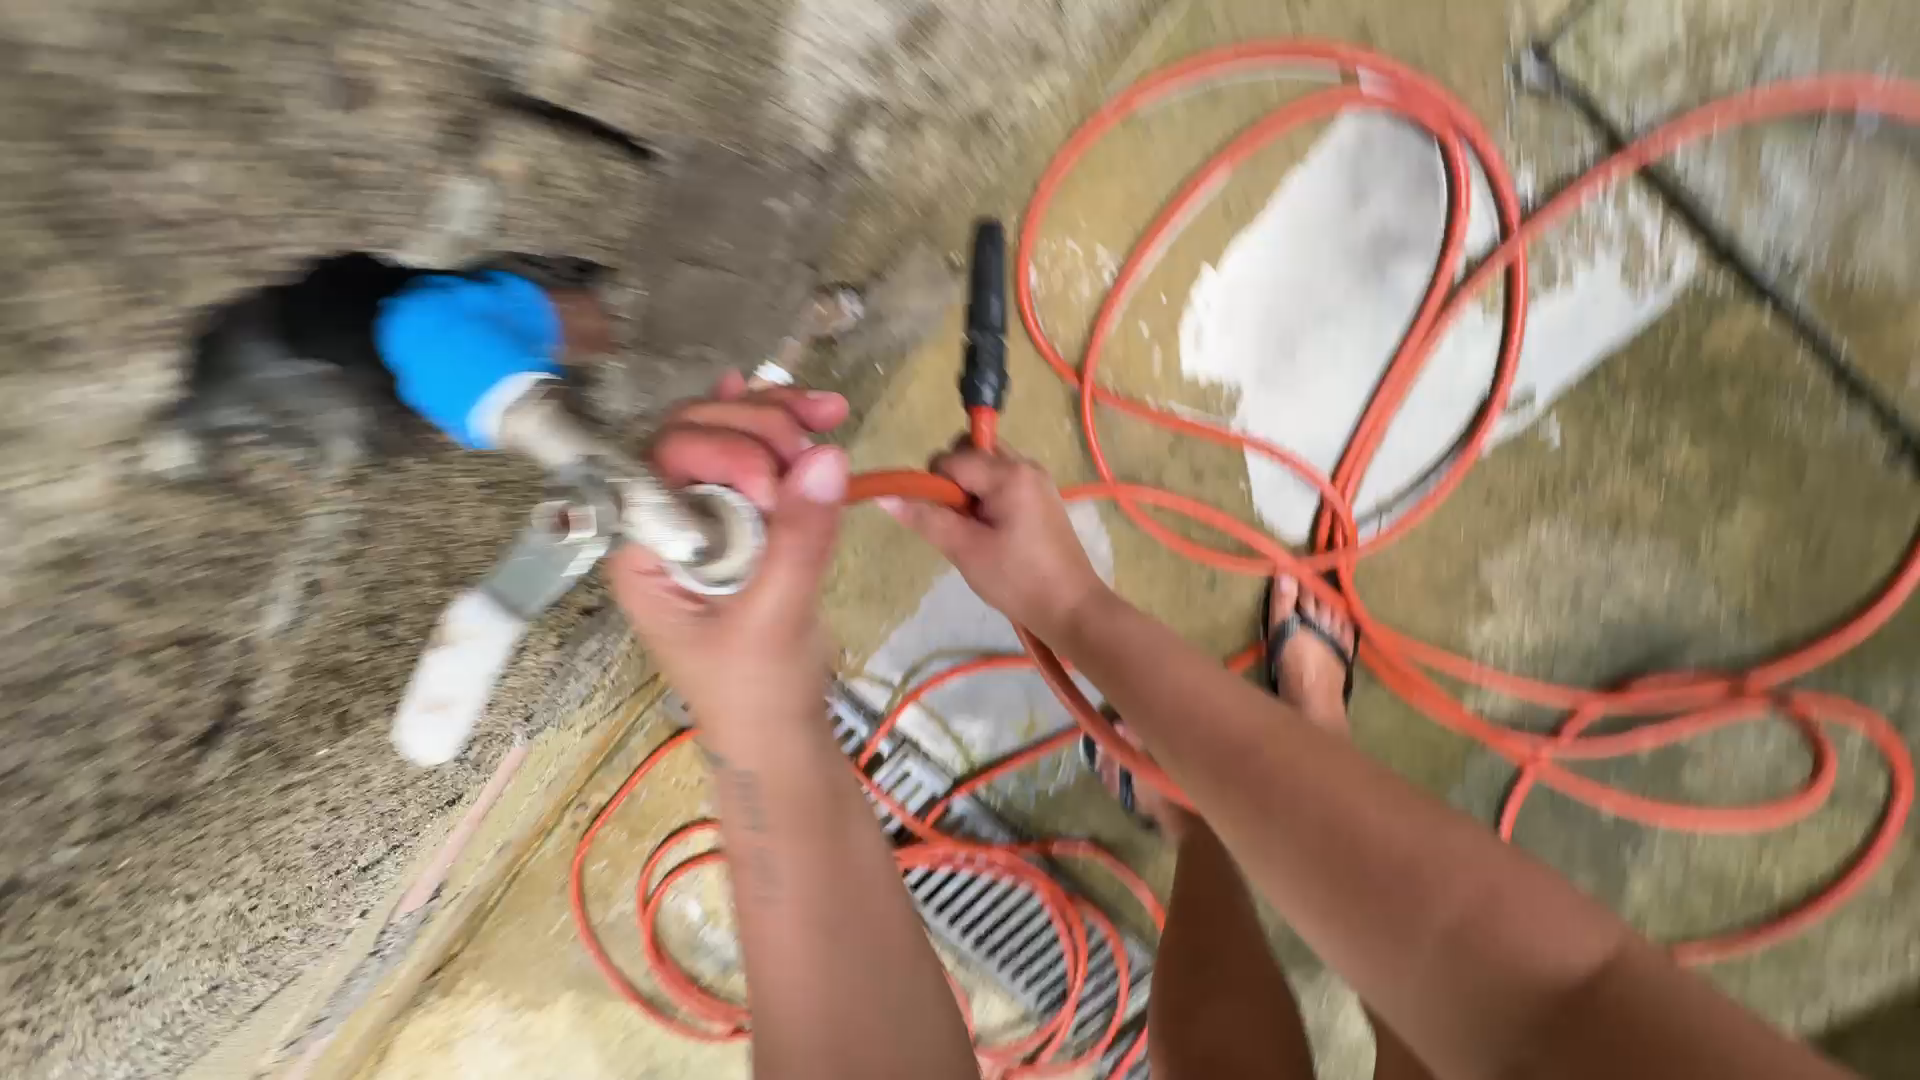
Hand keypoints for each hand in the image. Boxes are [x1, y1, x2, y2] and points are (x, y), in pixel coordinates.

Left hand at [607, 371, 849, 729]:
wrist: (778, 732)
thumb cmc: (758, 692)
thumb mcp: (775, 620)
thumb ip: (797, 542)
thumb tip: (828, 456)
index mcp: (644, 549)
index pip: (664, 465)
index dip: (721, 454)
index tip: (777, 484)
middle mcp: (666, 524)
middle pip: (694, 438)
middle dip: (755, 427)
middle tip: (814, 444)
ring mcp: (705, 522)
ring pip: (727, 440)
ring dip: (777, 418)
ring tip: (829, 413)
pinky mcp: (744, 526)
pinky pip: (755, 464)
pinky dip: (780, 435)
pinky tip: (800, 408)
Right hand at [885, 446, 1107, 640]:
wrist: (1071, 607)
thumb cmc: (1016, 579)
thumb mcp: (965, 550)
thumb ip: (926, 518)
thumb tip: (886, 496)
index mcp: (1009, 473)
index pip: (951, 458)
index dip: (935, 485)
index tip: (941, 520)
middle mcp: (1026, 466)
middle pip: (971, 451)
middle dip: (954, 481)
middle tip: (959, 523)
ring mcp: (1038, 481)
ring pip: (986, 467)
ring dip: (970, 490)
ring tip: (976, 531)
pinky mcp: (1042, 498)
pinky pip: (1003, 482)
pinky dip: (988, 498)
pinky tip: (992, 534)